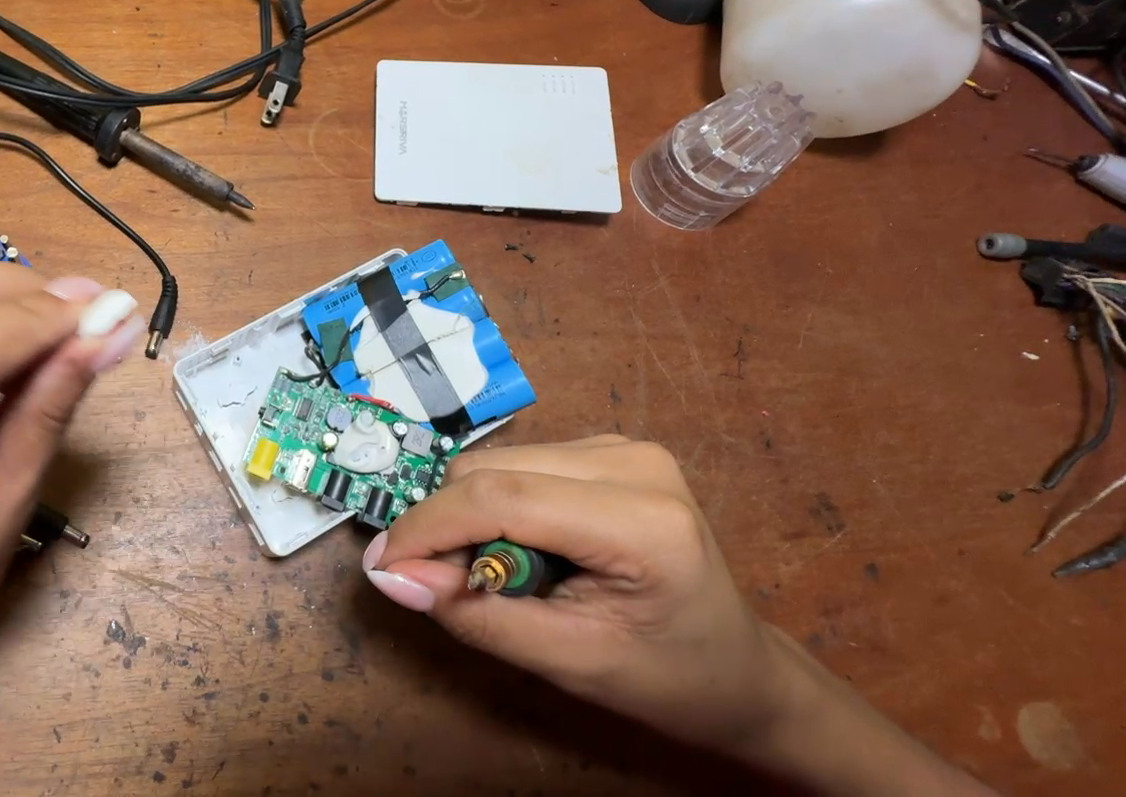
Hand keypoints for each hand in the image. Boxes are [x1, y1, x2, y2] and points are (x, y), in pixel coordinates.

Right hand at [364, 434, 796, 752]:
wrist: (741, 669)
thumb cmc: (665, 678)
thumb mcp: (564, 661)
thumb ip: (472, 613)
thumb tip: (389, 574)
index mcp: (642, 520)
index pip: (502, 498)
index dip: (429, 527)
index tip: (384, 564)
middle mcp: (630, 460)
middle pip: (489, 470)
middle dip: (446, 525)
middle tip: (446, 584)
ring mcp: (620, 446)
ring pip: (493, 462)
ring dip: (468, 516)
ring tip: (499, 572)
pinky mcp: (604, 447)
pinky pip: (513, 463)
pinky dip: (493, 505)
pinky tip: (524, 547)